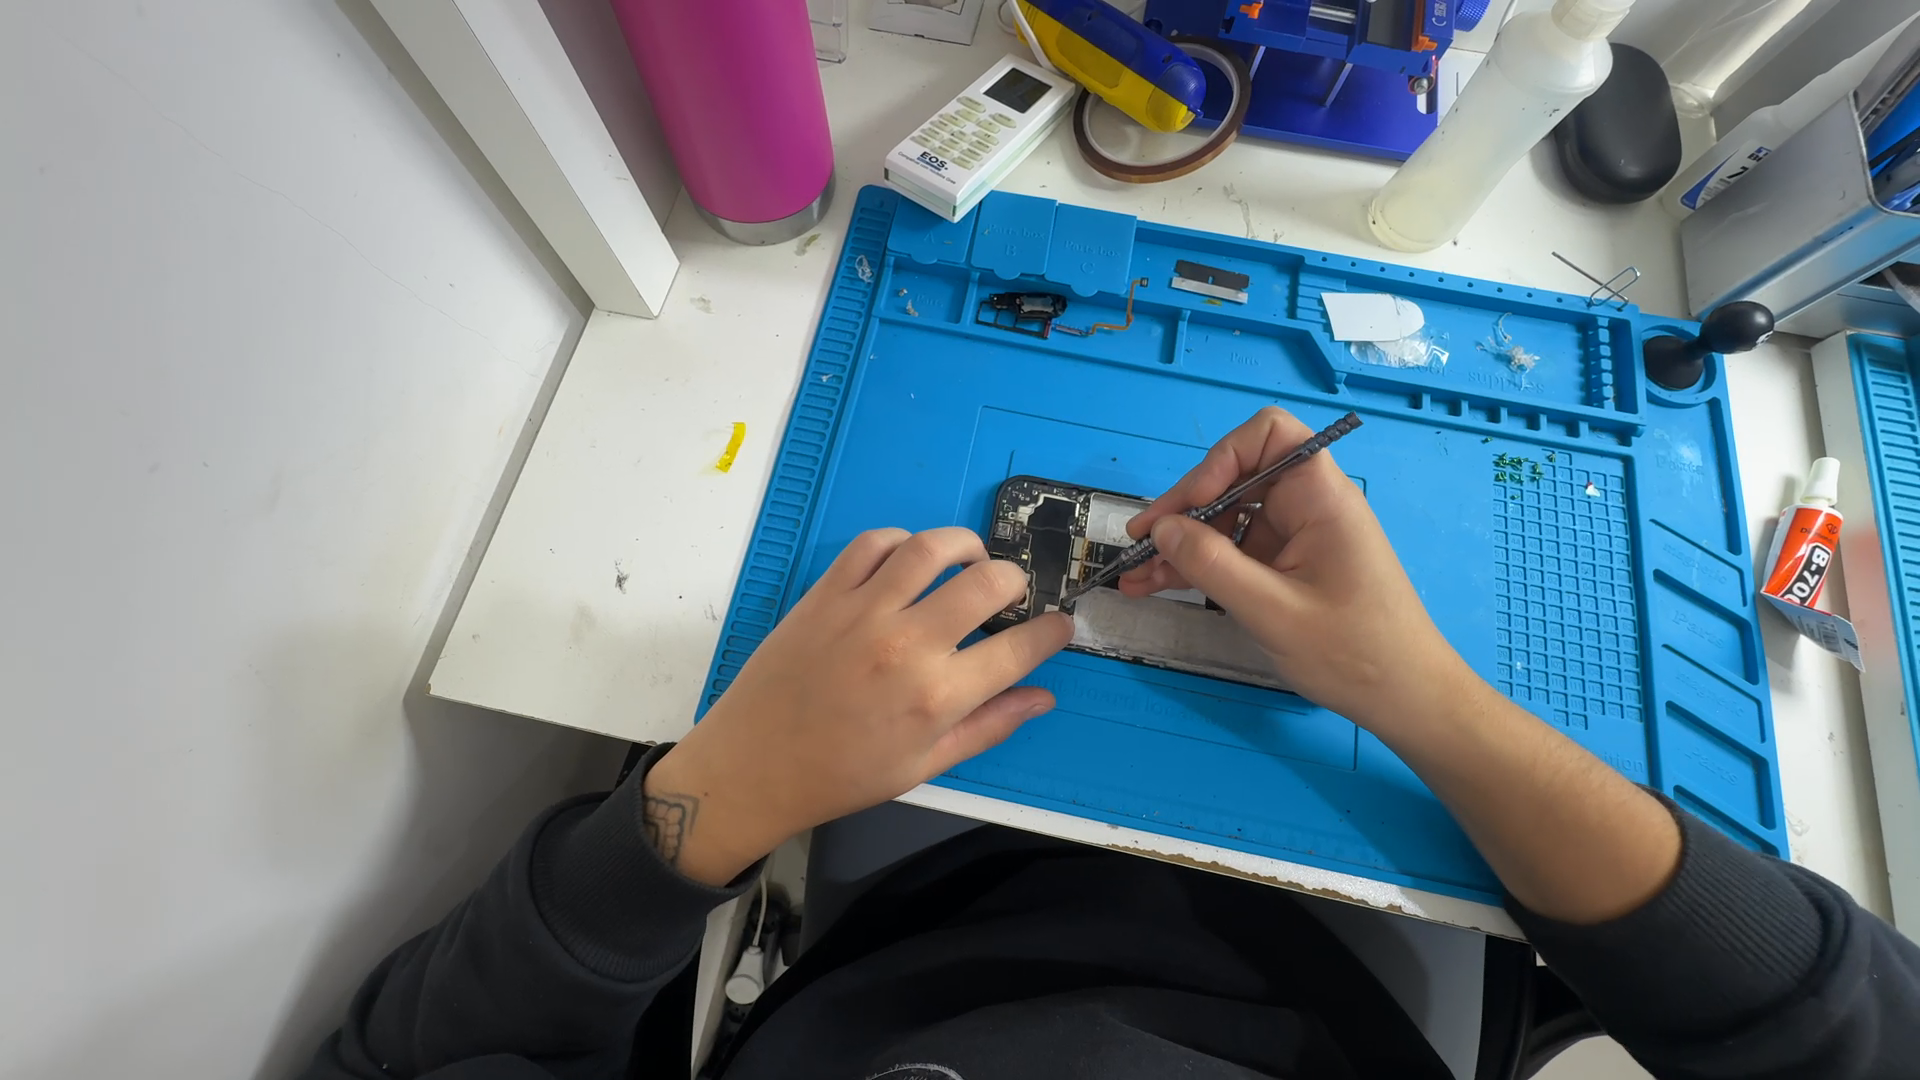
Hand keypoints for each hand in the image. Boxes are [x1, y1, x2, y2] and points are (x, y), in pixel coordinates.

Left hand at [644, 527, 1073, 883]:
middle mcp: (908, 644)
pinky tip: (908, 560)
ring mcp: (863, 611)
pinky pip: (873, 543)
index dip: (1052, 632)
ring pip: (932, 548)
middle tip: (1010, 594)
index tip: (1058, 625)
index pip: (1020, 648)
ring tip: (970, 560)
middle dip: (1016, 581)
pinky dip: (901, 541)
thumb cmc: (843, 775)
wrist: (753, 766)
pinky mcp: (826, 593)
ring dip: (965, 546)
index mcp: (938, 696)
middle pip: (988, 583)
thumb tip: (1044, 697)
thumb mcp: (925, 766)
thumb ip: (989, 727)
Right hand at [1118, 406, 1471, 730]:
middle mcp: (1304, 506)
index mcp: (1319, 498)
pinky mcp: (1281, 565)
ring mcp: (1291, 537)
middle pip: (1232, 479)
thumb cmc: (1353, 653)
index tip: (1193, 503)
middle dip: (1183, 509)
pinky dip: (1193, 565)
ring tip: (1134, 575)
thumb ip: (1211, 564)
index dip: (1222, 458)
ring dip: (1178, 544)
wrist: (1403, 700)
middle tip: (1139, 543)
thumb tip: (1161, 528)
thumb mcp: (1272, 610)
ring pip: (1223, 519)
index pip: (1269, 435)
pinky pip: (1229, 551)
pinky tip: (1153, 584)